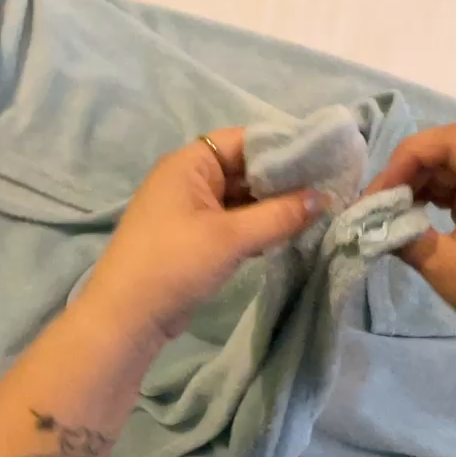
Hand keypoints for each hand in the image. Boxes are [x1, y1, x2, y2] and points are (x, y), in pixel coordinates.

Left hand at [74, 127, 320, 345]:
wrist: (128, 316)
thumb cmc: (175, 263)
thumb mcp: (232, 237)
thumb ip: (280, 215)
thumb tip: (324, 197)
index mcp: (190, 163)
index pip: (244, 140)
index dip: (282, 147)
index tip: (321, 160)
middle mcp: (188, 180)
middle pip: (244, 169)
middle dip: (282, 181)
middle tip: (327, 189)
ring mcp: (189, 211)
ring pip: (240, 199)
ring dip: (272, 207)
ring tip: (316, 212)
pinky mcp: (193, 240)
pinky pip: (233, 223)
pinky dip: (257, 228)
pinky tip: (286, 236)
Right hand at [363, 124, 455, 364]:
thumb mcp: (446, 268)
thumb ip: (406, 236)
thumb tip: (372, 221)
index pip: (451, 141)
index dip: (408, 157)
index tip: (379, 192)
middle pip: (454, 148)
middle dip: (411, 169)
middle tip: (379, 202)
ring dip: (423, 181)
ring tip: (393, 210)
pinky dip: (440, 193)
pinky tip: (417, 214)